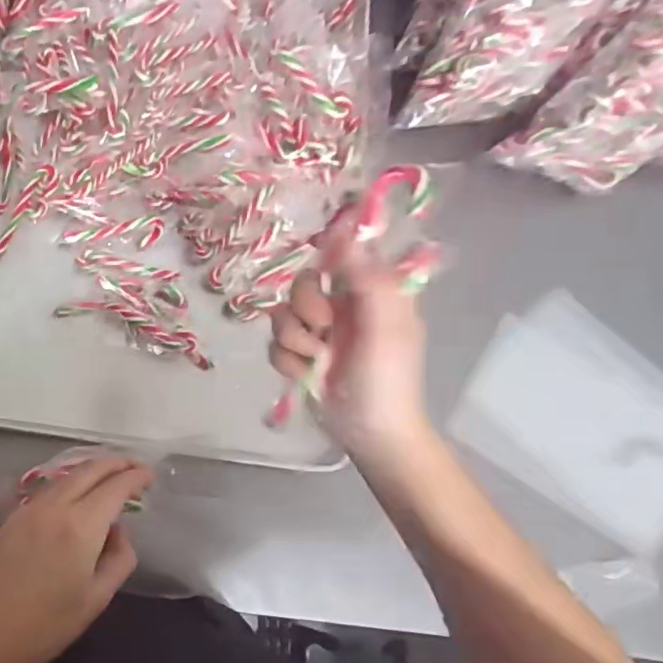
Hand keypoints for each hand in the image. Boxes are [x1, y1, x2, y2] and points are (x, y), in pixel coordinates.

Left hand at [0, 457, 153, 662]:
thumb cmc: (42, 628)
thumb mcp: (95, 600)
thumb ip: (118, 560)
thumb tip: (119, 531)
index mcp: (79, 526)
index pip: (113, 486)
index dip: (135, 476)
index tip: (151, 475)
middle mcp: (52, 508)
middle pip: (87, 470)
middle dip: (114, 463)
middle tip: (135, 468)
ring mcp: (26, 512)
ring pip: (64, 477)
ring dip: (90, 470)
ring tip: (109, 478)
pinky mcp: (9, 521)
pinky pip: (47, 491)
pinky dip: (68, 483)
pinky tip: (75, 497)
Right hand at [271, 212, 433, 463]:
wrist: (369, 431)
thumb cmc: (387, 378)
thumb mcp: (387, 324)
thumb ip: (367, 278)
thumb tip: (345, 230)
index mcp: (372, 292)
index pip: (343, 254)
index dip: (326, 254)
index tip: (318, 268)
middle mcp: (343, 307)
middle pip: (302, 286)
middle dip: (305, 309)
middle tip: (325, 331)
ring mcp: (319, 334)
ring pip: (282, 317)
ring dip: (295, 340)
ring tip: (317, 361)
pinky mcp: (298, 358)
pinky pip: (275, 346)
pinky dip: (287, 361)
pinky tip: (306, 374)